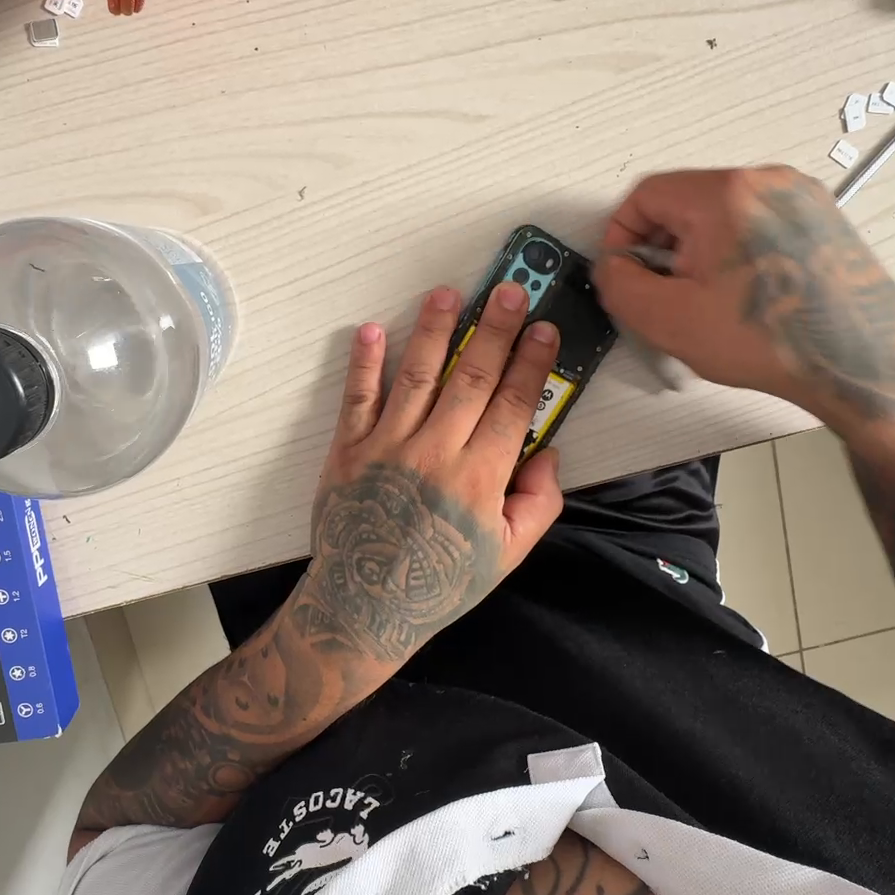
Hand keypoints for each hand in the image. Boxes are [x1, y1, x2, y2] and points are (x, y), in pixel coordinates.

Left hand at [292, 283, 564, 662]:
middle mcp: (435, 451)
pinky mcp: (347, 449)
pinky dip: (365, 363)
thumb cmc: (442, 583)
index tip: (546, 329)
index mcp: (480, 476)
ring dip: (435, 332)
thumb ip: (537, 503)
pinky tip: (373, 330)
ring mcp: (387, 445)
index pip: (512, 405)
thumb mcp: (508, 554)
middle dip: (494, 331)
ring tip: (447, 294)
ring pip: (417, 376)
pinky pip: (357, 398)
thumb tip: (547, 452)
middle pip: (471, 378)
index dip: (532, 364)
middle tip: (509, 291)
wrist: (366, 603)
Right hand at [589, 167, 894, 425]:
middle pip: (683, 203)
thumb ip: (617, 283)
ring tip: (701, 301)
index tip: (622, 272)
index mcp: (725, 194)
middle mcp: (766, 183)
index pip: (645, 195)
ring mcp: (800, 199)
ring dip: (694, 254)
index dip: (620, 234)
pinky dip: (730, 255)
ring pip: (717, 217)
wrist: (858, 361)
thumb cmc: (769, 338)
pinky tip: (736, 298)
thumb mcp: (663, 317)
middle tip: (660, 293)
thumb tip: (612, 266)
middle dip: (659, 247)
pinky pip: (752, 226)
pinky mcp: (820, 222)